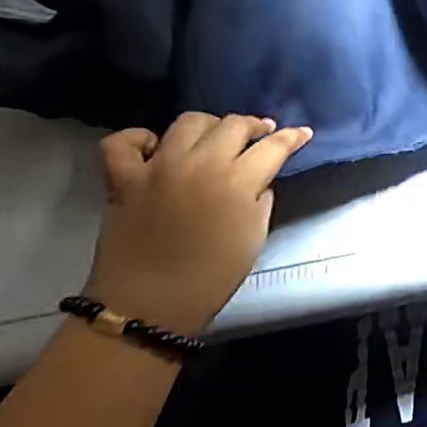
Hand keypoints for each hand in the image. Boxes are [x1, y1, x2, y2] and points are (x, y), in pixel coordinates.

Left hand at [82, 113, 312, 335]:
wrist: (149, 305)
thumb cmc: (212, 277)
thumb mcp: (254, 238)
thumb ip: (260, 200)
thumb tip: (257, 181)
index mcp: (237, 181)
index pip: (274, 146)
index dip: (293, 137)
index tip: (302, 134)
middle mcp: (199, 163)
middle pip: (233, 125)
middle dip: (254, 126)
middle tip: (262, 135)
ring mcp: (158, 167)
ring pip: (188, 122)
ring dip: (210, 126)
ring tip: (216, 138)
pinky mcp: (124, 178)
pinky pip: (124, 142)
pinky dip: (139, 139)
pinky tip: (154, 148)